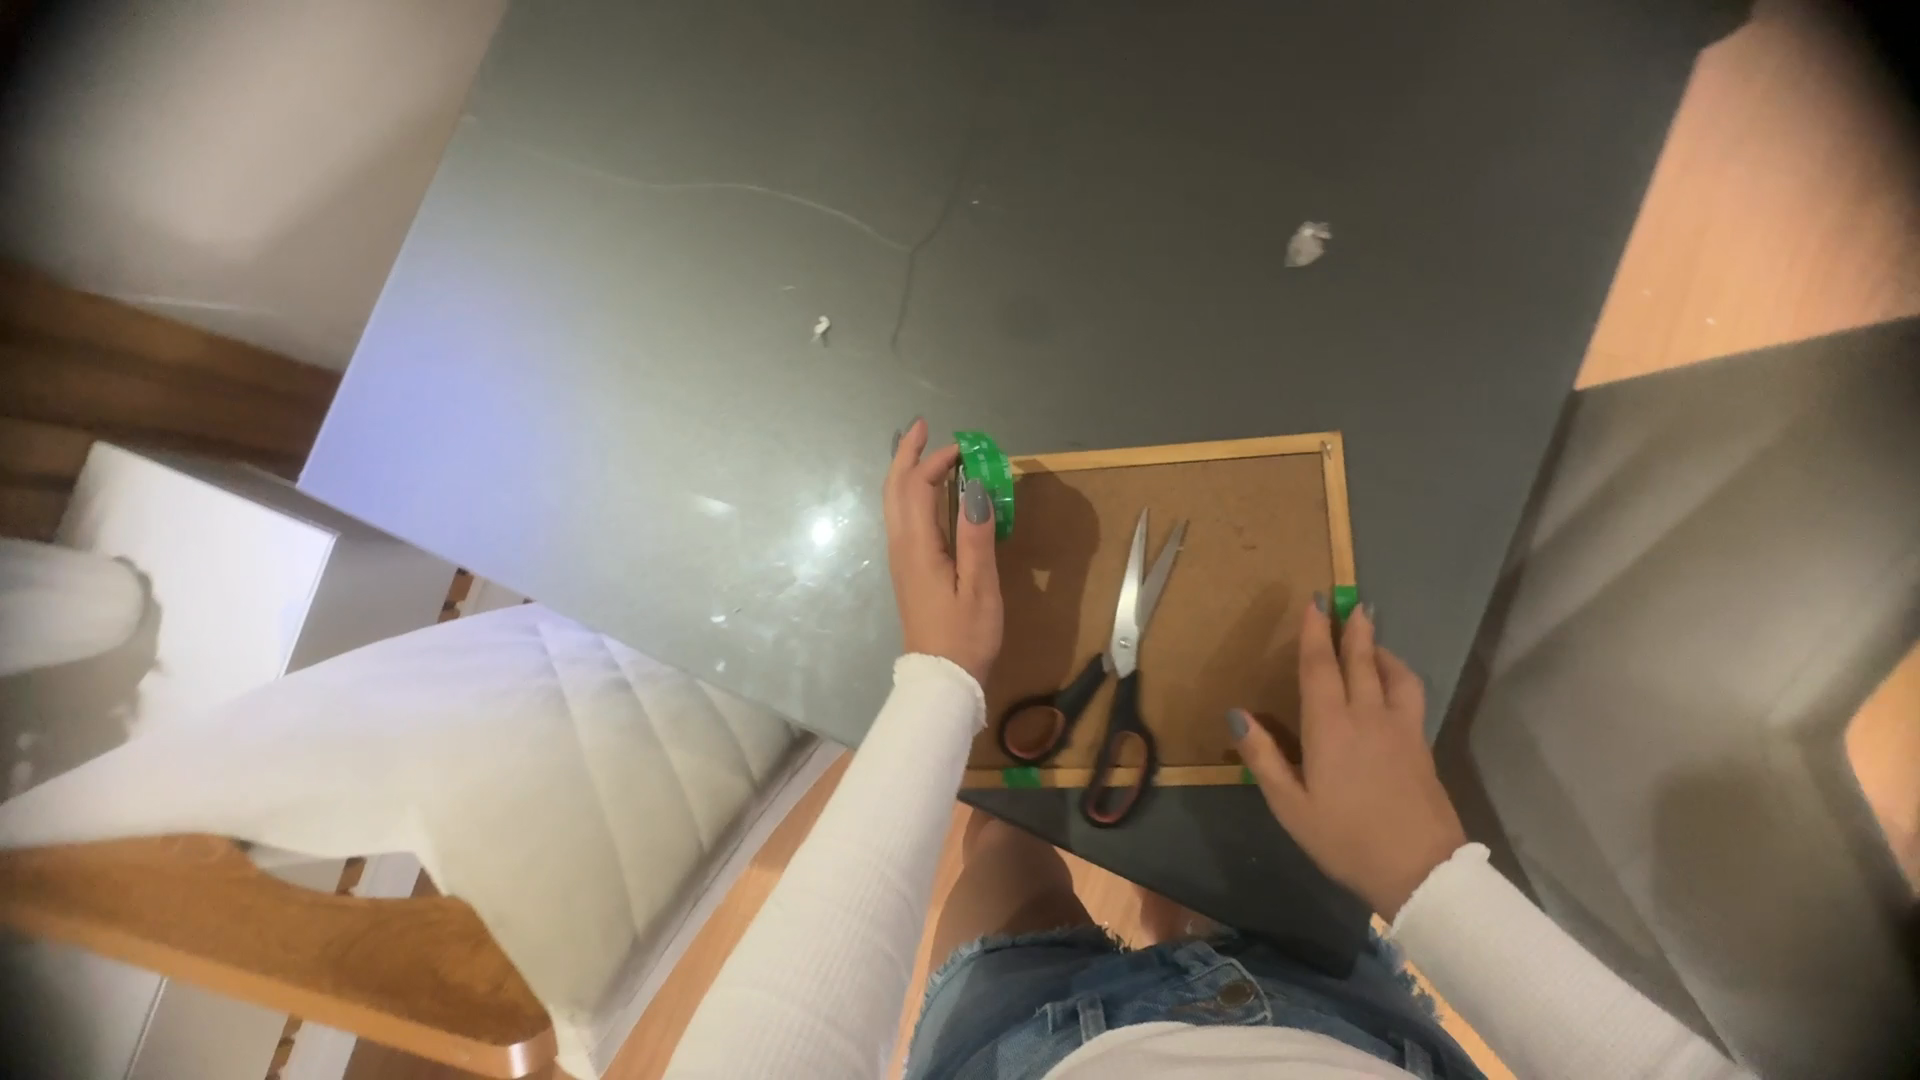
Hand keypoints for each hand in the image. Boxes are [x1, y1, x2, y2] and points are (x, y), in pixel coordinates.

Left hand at [884, 419, 1002, 685]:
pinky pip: (903, 518)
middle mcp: (902, 546)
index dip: (938, 461)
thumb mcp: (980, 586)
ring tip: (923, 450)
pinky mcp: (908, 569)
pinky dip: (911, 494)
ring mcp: (901, 558)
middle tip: (921, 426)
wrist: (942, 677)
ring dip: (906, 472)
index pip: (919, 487)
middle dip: (906, 454)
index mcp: (917, 546)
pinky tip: (929, 494)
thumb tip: (975, 487)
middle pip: (895, 489)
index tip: (967, 449)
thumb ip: (976, 535)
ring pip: (895, 503)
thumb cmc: (965, 635)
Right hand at [1228, 601, 1465, 918]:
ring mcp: (1400, 729)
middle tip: (1349, 601)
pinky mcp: (1421, 746)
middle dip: (1353, 629)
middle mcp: (1366, 717)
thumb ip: (1263, 757)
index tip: (1314, 602)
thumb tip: (1237, 714)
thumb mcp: (1290, 805)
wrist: (1421, 872)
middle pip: (1360, 661)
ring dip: (1380, 649)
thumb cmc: (1345, 839)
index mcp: (1329, 728)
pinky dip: (1399, 675)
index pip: (1320, 668)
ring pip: (1394, 674)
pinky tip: (1394, 680)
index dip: (1315, 633)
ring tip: (1372, 636)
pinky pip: (1410, 694)